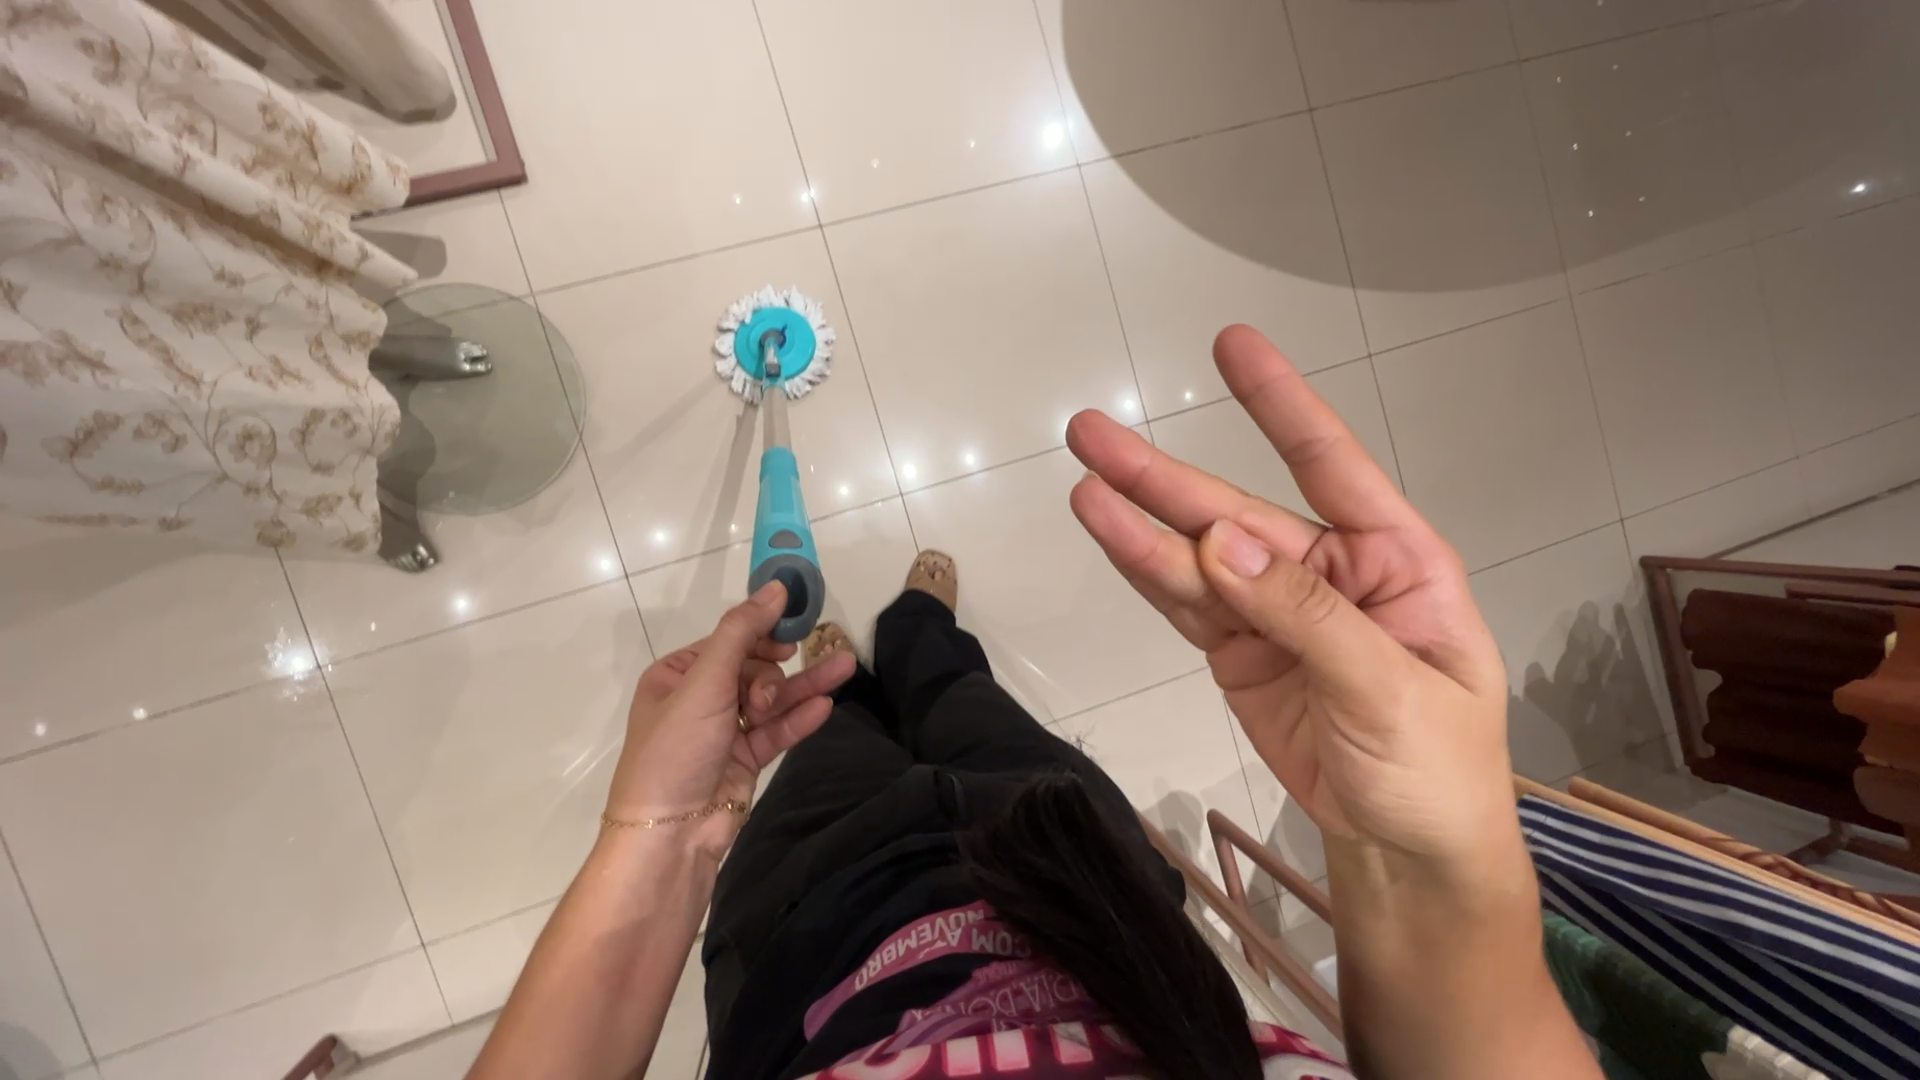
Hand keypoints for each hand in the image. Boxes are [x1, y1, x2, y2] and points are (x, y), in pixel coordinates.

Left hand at [605, 582, 855, 858]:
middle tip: (778, 682)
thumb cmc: (676, 748)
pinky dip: (798, 719)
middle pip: (753, 667)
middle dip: (772, 672)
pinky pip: (776, 730)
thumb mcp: (705, 680)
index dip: (759, 632)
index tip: (793, 627)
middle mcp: (699, 699)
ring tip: (846, 667)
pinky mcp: (745, 760)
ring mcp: (723, 731)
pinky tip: (825, 707)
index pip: (728, 641)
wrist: (669, 835)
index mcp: (676, 676)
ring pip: (771, 699)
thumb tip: (778, 585)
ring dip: (803, 687)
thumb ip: (743, 631)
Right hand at [1067, 326, 1514, 865]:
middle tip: (1092, 434)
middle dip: (1162, 477)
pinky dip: (1144, 575)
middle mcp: (1323, 571)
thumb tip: (1219, 542)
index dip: (1278, 403)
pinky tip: (1107, 535)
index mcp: (1388, 560)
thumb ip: (1306, 614)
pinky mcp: (1233, 651)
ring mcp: (1270, 612)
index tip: (1231, 344)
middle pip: (1231, 513)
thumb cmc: (1435, 770)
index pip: (1329, 465)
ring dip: (1137, 523)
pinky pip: (1183, 606)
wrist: (1404, 853)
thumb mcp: (1390, 691)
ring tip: (1083, 483)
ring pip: (1193, 560)